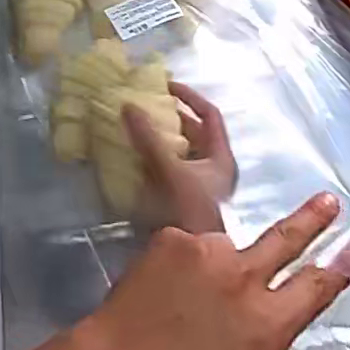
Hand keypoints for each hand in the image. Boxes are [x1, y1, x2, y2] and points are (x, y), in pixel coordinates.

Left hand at [74, 192, 349, 349]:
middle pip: (284, 240)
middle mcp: (243, 280)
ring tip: (187, 294)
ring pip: (222, 247)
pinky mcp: (173, 236)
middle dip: (311, 219)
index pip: (315, 291)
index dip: (338, 269)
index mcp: (267, 324)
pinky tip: (160, 287)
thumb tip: (258, 317)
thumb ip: (255, 334)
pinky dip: (179, 262)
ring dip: (214, 263)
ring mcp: (207, 251)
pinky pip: (184, 245)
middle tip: (329, 200)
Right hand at [126, 82, 236, 233]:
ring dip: (161, 140)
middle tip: (146, 107)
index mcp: (221, 157)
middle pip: (195, 133)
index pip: (210, 114)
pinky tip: (136, 159)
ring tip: (136, 129)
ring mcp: (201, 188)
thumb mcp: (170, 171)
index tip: (165, 85)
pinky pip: (171, 170)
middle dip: (171, 118)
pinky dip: (155, 160)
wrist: (194, 264)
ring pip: (182, 152)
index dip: (190, 95)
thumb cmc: (192, 214)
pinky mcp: (186, 203)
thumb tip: (128, 105)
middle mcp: (215, 170)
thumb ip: (149, 139)